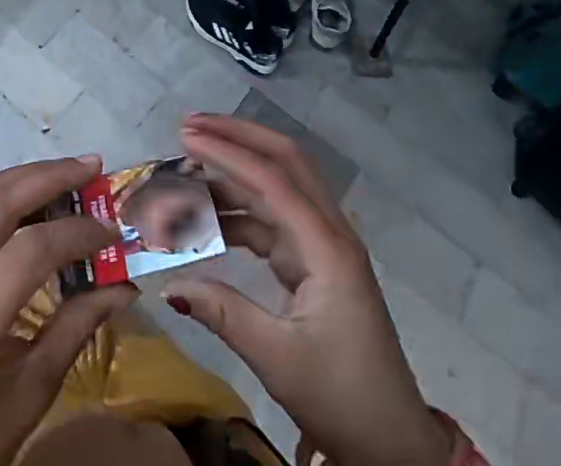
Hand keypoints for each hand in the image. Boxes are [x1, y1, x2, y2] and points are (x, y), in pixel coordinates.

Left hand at [0, 156, 138, 465]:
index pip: (27, 252)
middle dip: (49, 178)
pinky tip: (35, 192)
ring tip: (69, 170)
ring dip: (25, 175)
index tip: (112, 231)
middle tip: (93, 167)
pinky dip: (5, 191)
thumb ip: (80, 324)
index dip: (75, 232)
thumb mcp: (38, 386)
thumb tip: (127, 283)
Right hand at [164, 114, 450, 465]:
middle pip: (286, 163)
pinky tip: (206, 219)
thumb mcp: (278, 359)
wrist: (391, 441)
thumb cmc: (342, 397)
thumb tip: (169, 286)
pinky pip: (273, 222)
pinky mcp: (314, 263)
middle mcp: (329, 233)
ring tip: (186, 171)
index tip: (186, 136)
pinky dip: (238, 214)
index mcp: (328, 249)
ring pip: (277, 190)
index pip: (273, 181)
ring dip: (233, 175)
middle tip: (189, 127)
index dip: (228, 153)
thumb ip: (222, 313)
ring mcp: (323, 246)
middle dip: (239, 138)